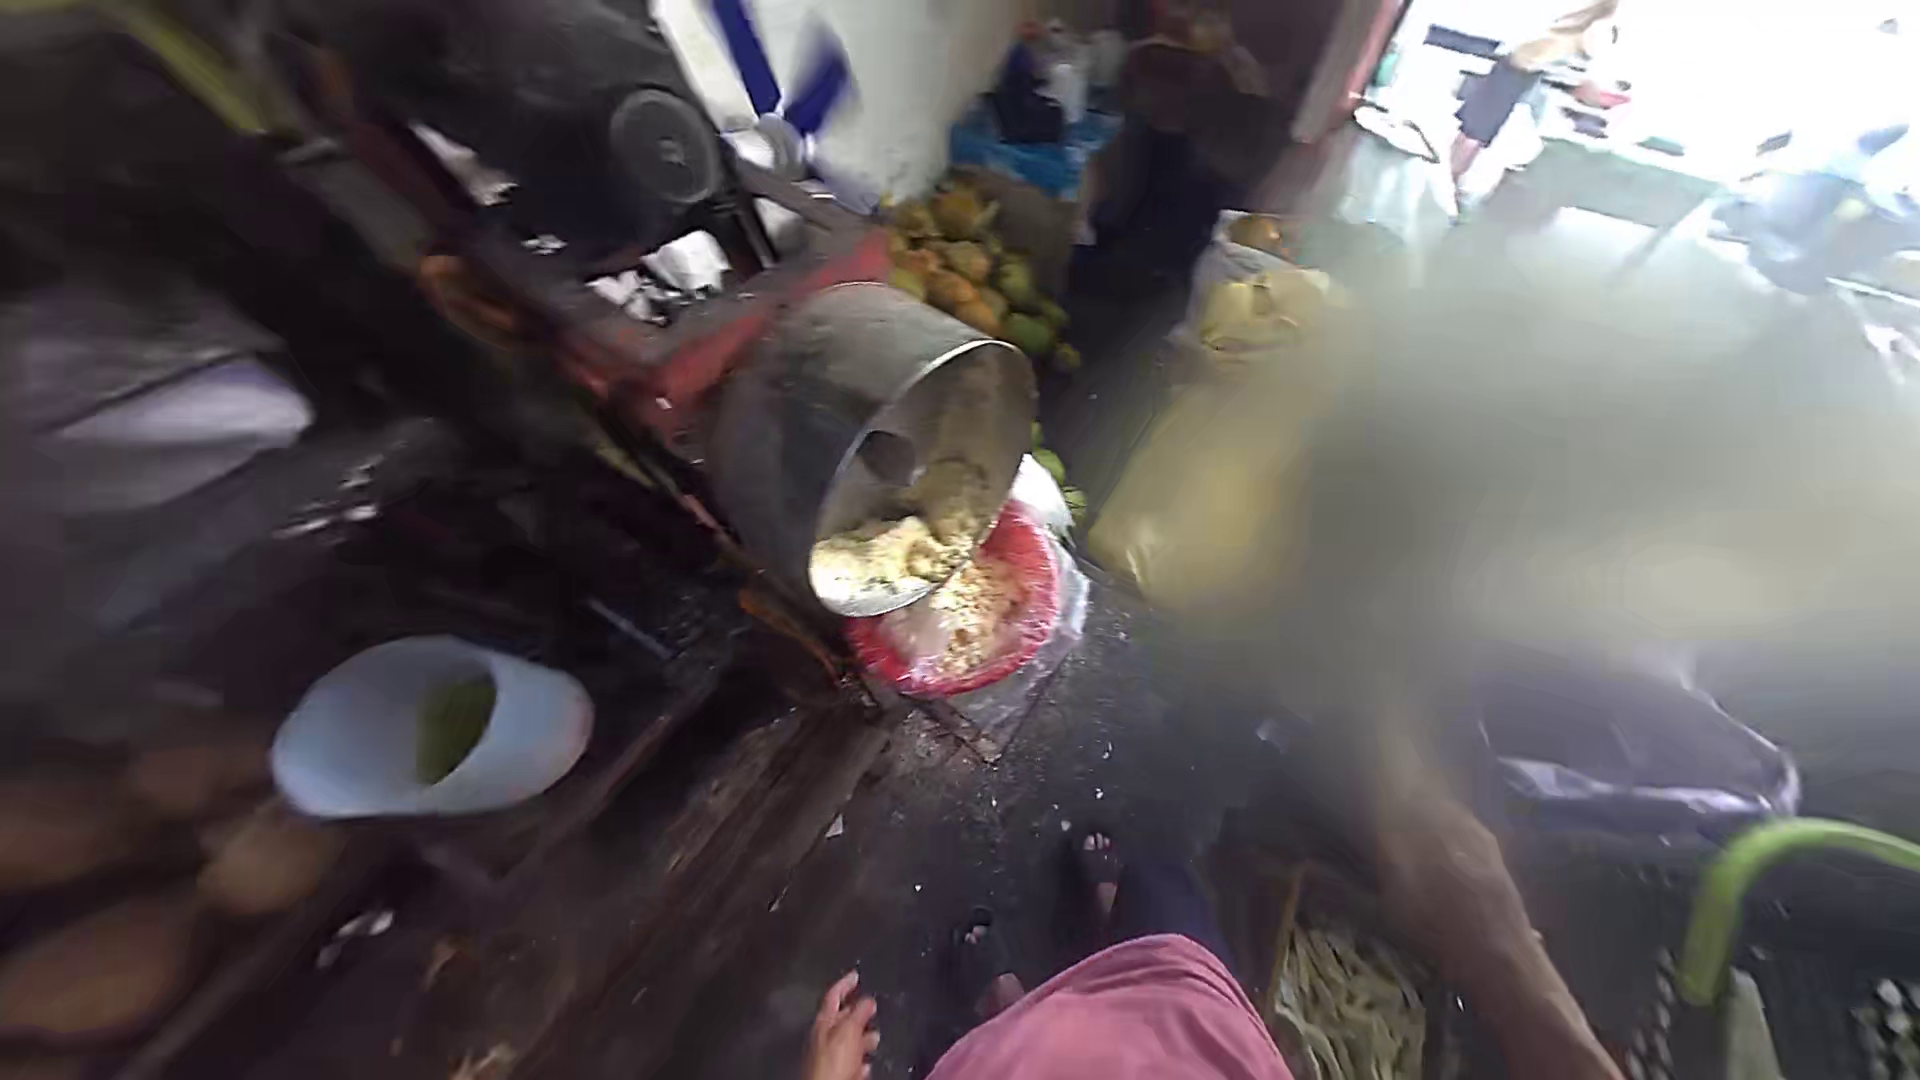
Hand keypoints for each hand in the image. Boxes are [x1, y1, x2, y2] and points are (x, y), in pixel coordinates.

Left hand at [803, 970, 878, 1079]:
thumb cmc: (834, 1060)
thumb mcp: (850, 1030)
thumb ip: (859, 1012)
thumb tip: (869, 999)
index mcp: (824, 1021)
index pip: (834, 994)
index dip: (845, 982)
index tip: (856, 974)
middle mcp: (823, 1036)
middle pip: (842, 1018)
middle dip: (859, 1012)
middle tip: (873, 1008)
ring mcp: (827, 1057)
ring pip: (848, 1042)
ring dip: (863, 1038)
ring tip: (875, 1039)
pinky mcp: (834, 1076)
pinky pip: (849, 1064)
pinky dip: (859, 1061)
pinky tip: (866, 1064)